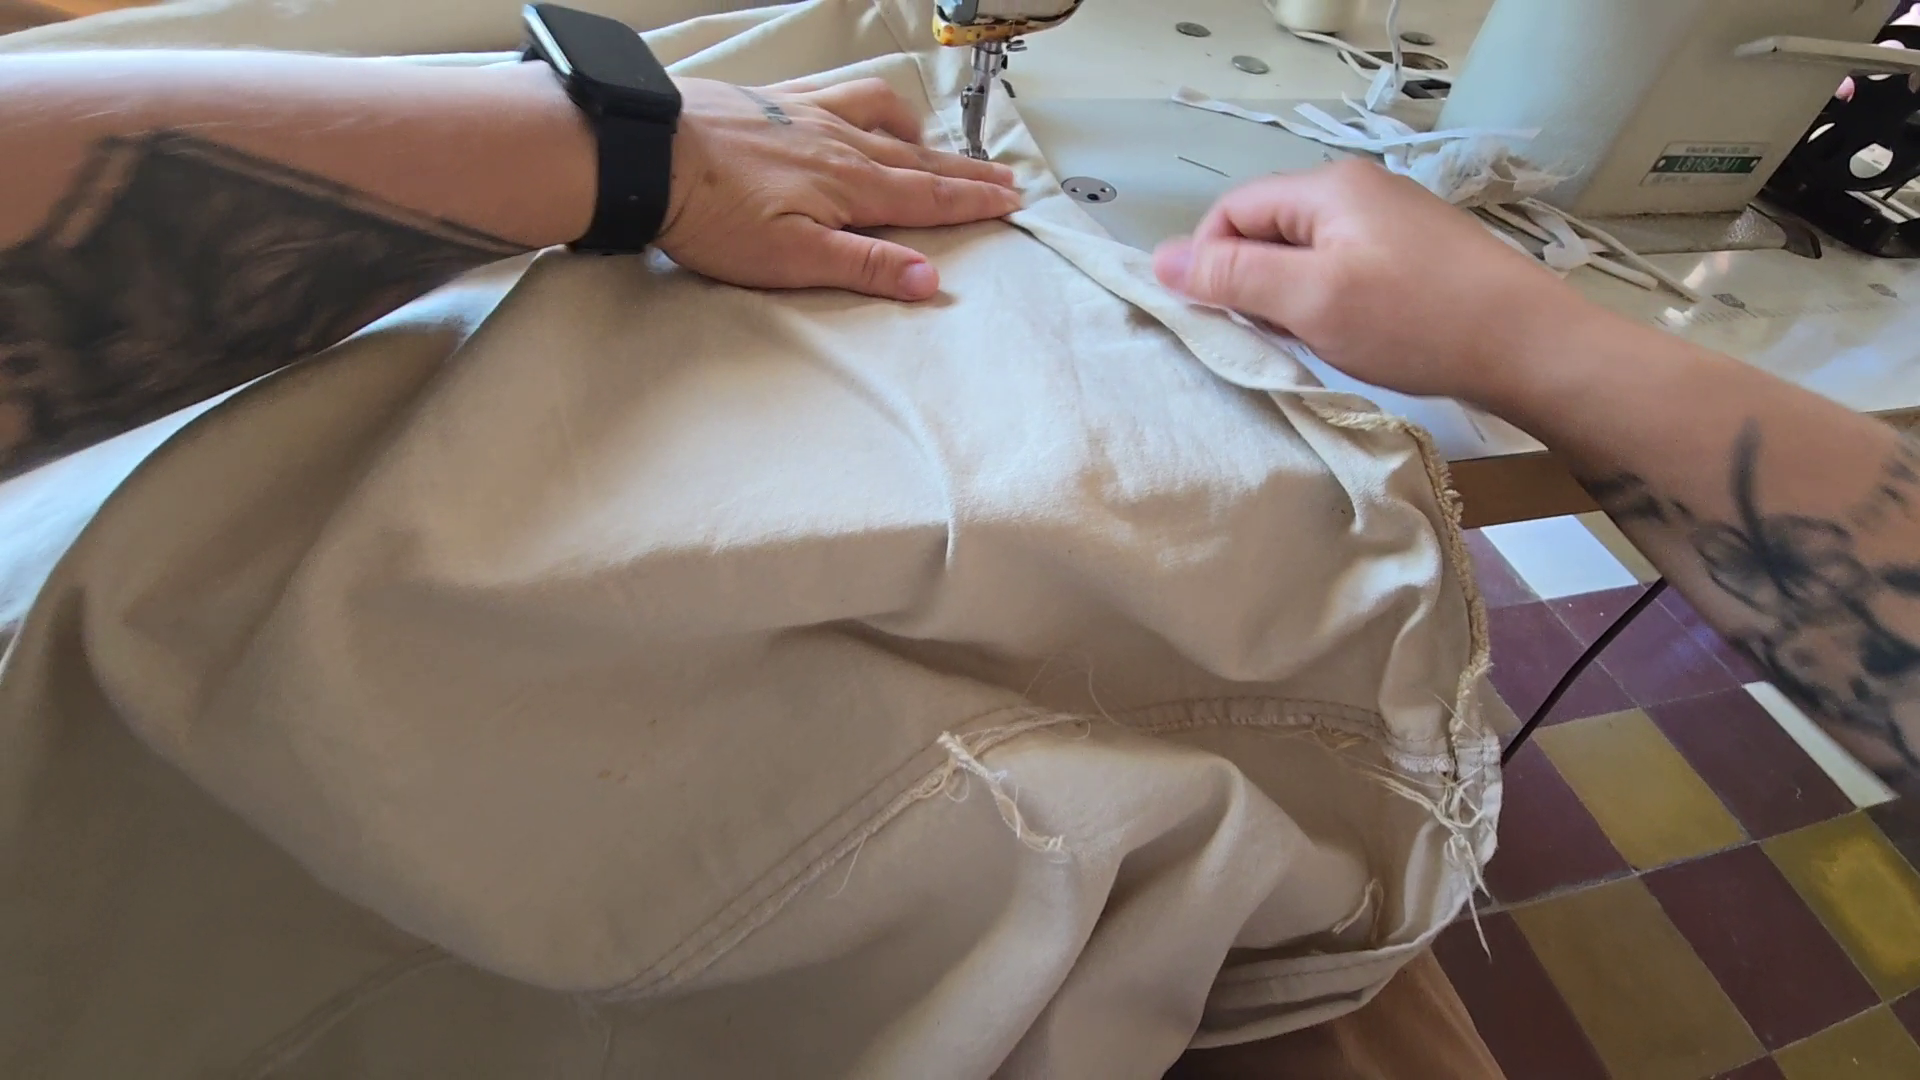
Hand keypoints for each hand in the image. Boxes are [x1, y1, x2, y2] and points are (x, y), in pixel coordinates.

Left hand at [657, 78, 1021, 301]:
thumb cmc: (714, 216)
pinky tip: (862, 107)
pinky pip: (836, 90)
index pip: (928, 198)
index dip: (973, 201)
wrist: (646, 154)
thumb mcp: (796, 260)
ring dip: (919, 133)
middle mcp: (839, 144)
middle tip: (1003, 175)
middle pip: (919, 160)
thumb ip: (865, 266)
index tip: (1010, 200)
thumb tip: (929, 279)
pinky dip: (866, 100)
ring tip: (936, 146)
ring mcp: (807, 116)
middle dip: (965, 172)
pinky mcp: (774, 102)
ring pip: (882, 118)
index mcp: (850, 187)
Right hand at [1151, 159, 1607, 405]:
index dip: (1206, 260)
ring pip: (1294, 257)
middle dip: (1244, 283)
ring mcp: (1381, 224)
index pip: (1231, 211)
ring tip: (1300, 338)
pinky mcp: (1401, 257)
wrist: (1527, 348)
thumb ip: (1232, 276)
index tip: (1214, 315)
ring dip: (1279, 299)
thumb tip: (1159, 260)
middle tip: (1260, 333)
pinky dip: (1314, 305)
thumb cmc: (1412, 320)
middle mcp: (1353, 194)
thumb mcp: (1310, 298)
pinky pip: (1330, 272)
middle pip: (1262, 231)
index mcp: (1328, 189)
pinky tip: (1334, 335)